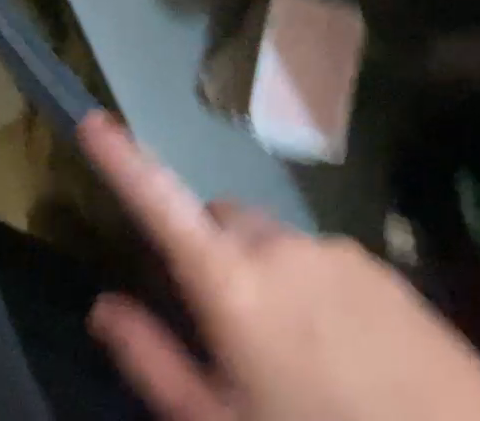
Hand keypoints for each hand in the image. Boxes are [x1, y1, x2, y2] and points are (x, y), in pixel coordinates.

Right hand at [76, 113, 479, 420]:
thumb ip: (153, 360)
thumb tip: (103, 308)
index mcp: (231, 285)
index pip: (160, 202)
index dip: (122, 159)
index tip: (92, 120)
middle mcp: (280, 249)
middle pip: (217, 220)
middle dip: (206, 249)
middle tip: (219, 320)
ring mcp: (338, 255)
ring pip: (270, 242)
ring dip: (261, 272)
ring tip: (292, 350)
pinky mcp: (387, 273)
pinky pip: (320, 261)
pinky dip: (309, 286)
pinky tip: (342, 352)